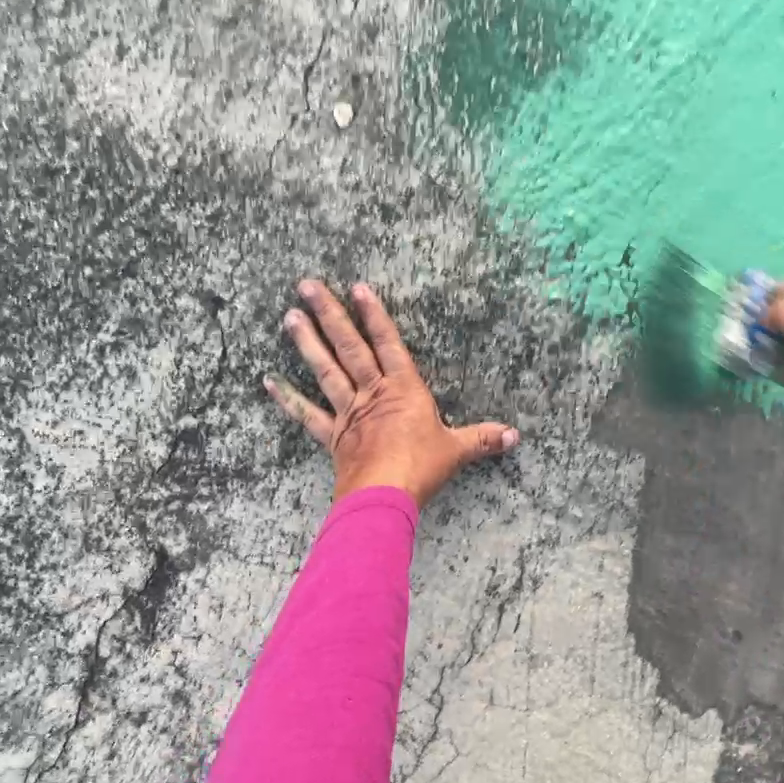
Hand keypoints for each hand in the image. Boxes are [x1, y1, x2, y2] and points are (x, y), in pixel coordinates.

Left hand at [266, 280, 519, 506]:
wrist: (384, 497)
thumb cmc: (421, 469)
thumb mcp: (457, 451)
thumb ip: (483, 439)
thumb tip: (514, 436)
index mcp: (404, 390)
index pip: (388, 343)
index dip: (374, 315)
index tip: (358, 287)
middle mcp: (373, 394)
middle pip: (349, 347)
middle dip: (329, 314)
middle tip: (307, 285)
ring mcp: (349, 414)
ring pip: (326, 371)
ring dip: (307, 343)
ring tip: (290, 315)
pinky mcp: (333, 437)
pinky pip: (307, 415)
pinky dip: (288, 399)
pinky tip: (269, 382)